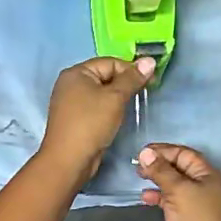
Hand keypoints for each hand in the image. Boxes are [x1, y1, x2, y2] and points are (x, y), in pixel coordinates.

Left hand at [40, 57, 154, 180]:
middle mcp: (70, 84)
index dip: (131, 70)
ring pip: (101, 94)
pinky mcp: (74, 119)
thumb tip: (149, 60)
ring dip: (117, 99)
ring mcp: (70, 103)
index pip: (110, 63)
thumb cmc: (91, 124)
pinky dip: (108, 110)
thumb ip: (132, 78)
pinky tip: (117, 118)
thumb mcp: (115, 98)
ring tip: (131, 107)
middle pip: (105, 76)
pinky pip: (95, 108)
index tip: (151, 82)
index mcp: (76, 73)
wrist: (69, 160)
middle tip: (144, 95)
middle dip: (125, 84)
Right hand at [136, 144, 220, 220]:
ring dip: (156, 179)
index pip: (184, 154)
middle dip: (158, 164)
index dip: (164, 151)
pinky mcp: (184, 216)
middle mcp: (201, 185)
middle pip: (177, 167)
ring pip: (172, 183)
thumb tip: (145, 153)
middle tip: (137, 165)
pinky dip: (156, 196)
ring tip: (139, 177)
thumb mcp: (178, 191)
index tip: (142, 152)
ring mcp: (193, 201)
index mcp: (206, 174)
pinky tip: (145, 198)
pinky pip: (168, 199)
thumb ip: (161, 171)